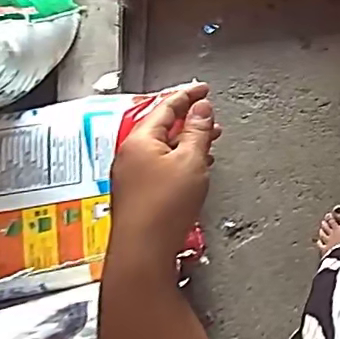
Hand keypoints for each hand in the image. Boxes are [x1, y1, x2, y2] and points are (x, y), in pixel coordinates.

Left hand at [109, 82, 221, 258]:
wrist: (144, 249)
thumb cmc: (164, 206)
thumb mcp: (192, 160)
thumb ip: (199, 131)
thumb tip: (202, 109)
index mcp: (140, 140)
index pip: (166, 107)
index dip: (188, 95)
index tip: (203, 89)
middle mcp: (130, 154)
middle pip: (162, 125)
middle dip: (189, 118)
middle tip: (209, 113)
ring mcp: (132, 173)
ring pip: (162, 145)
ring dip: (187, 139)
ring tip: (209, 139)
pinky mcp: (137, 190)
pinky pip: (160, 162)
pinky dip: (180, 157)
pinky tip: (195, 165)